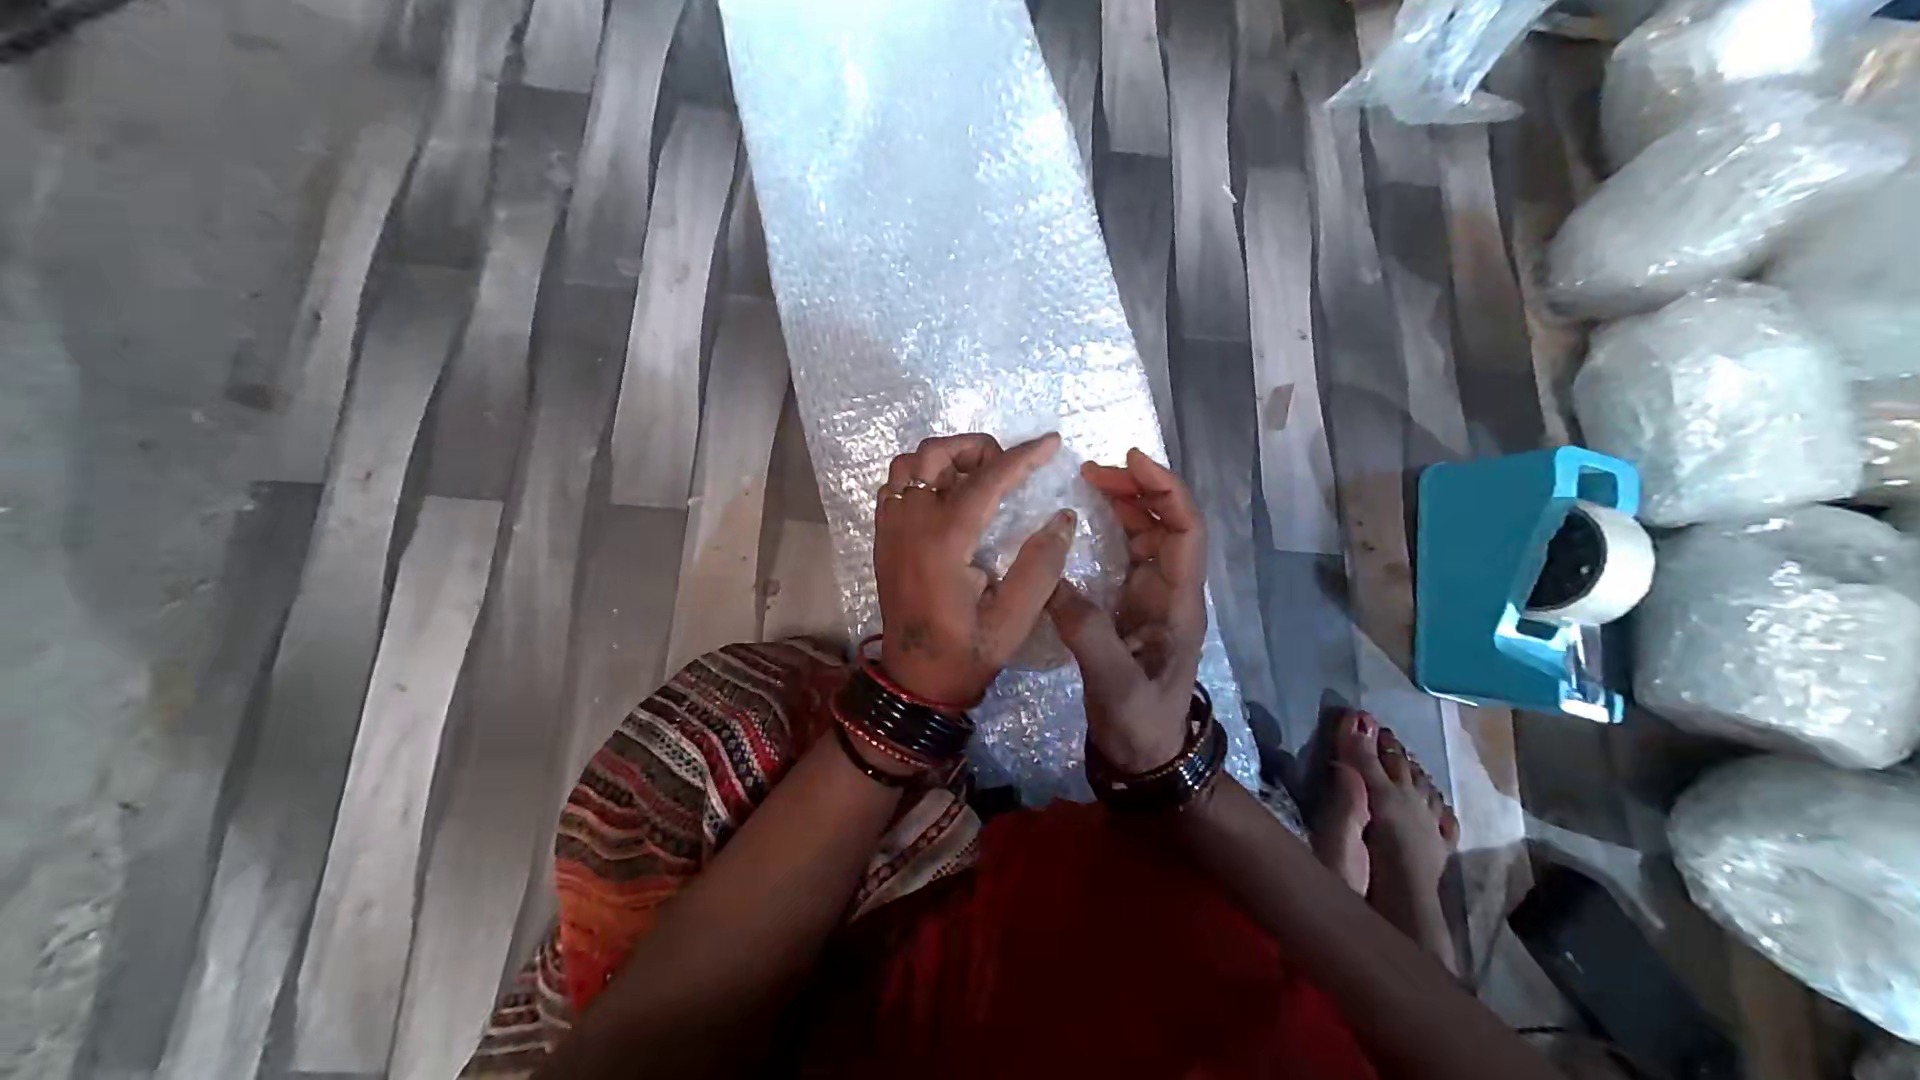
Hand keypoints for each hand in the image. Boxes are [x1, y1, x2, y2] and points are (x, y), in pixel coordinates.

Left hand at [874, 433, 1076, 704]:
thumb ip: (1041, 565)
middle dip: (977, 449)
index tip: (1051, 443)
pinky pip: (894, 486)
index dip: (1022, 457)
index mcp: (943, 543)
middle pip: (934, 454)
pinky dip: (921, 477)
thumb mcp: (1015, 618)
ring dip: (945, 459)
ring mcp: (890, 529)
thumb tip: (1062, 517)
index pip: (985, 481)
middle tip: (1007, 470)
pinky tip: (946, 499)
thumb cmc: (968, 651)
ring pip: (908, 464)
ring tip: (976, 480)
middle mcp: (909, 525)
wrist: (916, 680)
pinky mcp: (882, 538)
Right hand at [1046, 449, 1207, 772]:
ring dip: (1126, 503)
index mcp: (1179, 603)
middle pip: (1168, 523)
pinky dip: (1112, 528)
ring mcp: (1153, 597)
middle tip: (1092, 471)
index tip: (1130, 461)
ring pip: (1148, 534)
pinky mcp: (1133, 606)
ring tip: (1088, 482)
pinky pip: (1127, 553)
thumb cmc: (1140, 723)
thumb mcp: (1116, 686)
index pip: (1186, 531)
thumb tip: (1054, 583)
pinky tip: (1087, 520)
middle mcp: (1171, 591)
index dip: (1166, 491)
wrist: (1146, 757)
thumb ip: (1090, 635)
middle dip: (1139, 489)